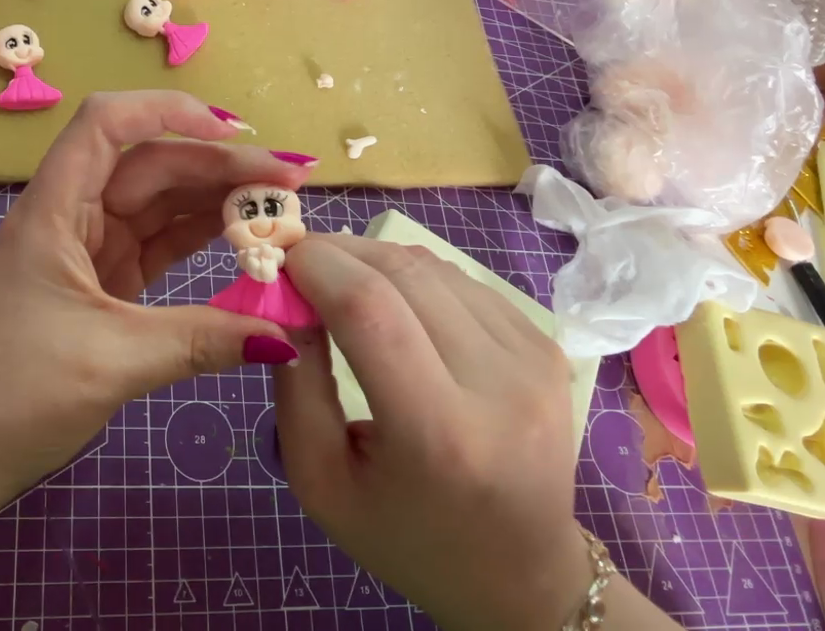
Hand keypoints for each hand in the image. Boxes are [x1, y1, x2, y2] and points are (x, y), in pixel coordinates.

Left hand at [0, 91, 310, 536]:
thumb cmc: (15, 392)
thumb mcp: (112, 361)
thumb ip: (201, 341)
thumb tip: (283, 335)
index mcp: (53, 208)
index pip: (107, 124)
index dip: (168, 111)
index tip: (234, 131)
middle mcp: (70, 214)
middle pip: (149, 164)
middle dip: (218, 166)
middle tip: (292, 185)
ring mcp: (88, 249)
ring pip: (159, 204)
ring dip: (216, 201)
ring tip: (282, 209)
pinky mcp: (103, 284)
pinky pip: (158, 245)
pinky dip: (200, 240)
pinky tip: (245, 239)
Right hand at [275, 235, 590, 630]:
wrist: (518, 572)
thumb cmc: (402, 536)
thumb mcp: (318, 477)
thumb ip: (295, 383)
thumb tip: (284, 297)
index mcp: (439, 436)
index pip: (370, 310)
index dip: (315, 266)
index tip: (276, 261)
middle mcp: (500, 388)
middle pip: (402, 273)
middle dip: (336, 252)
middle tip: (297, 263)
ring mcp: (535, 361)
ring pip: (431, 267)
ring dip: (371, 258)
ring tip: (338, 282)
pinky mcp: (548, 347)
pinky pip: (460, 281)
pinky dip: (411, 277)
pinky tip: (391, 302)